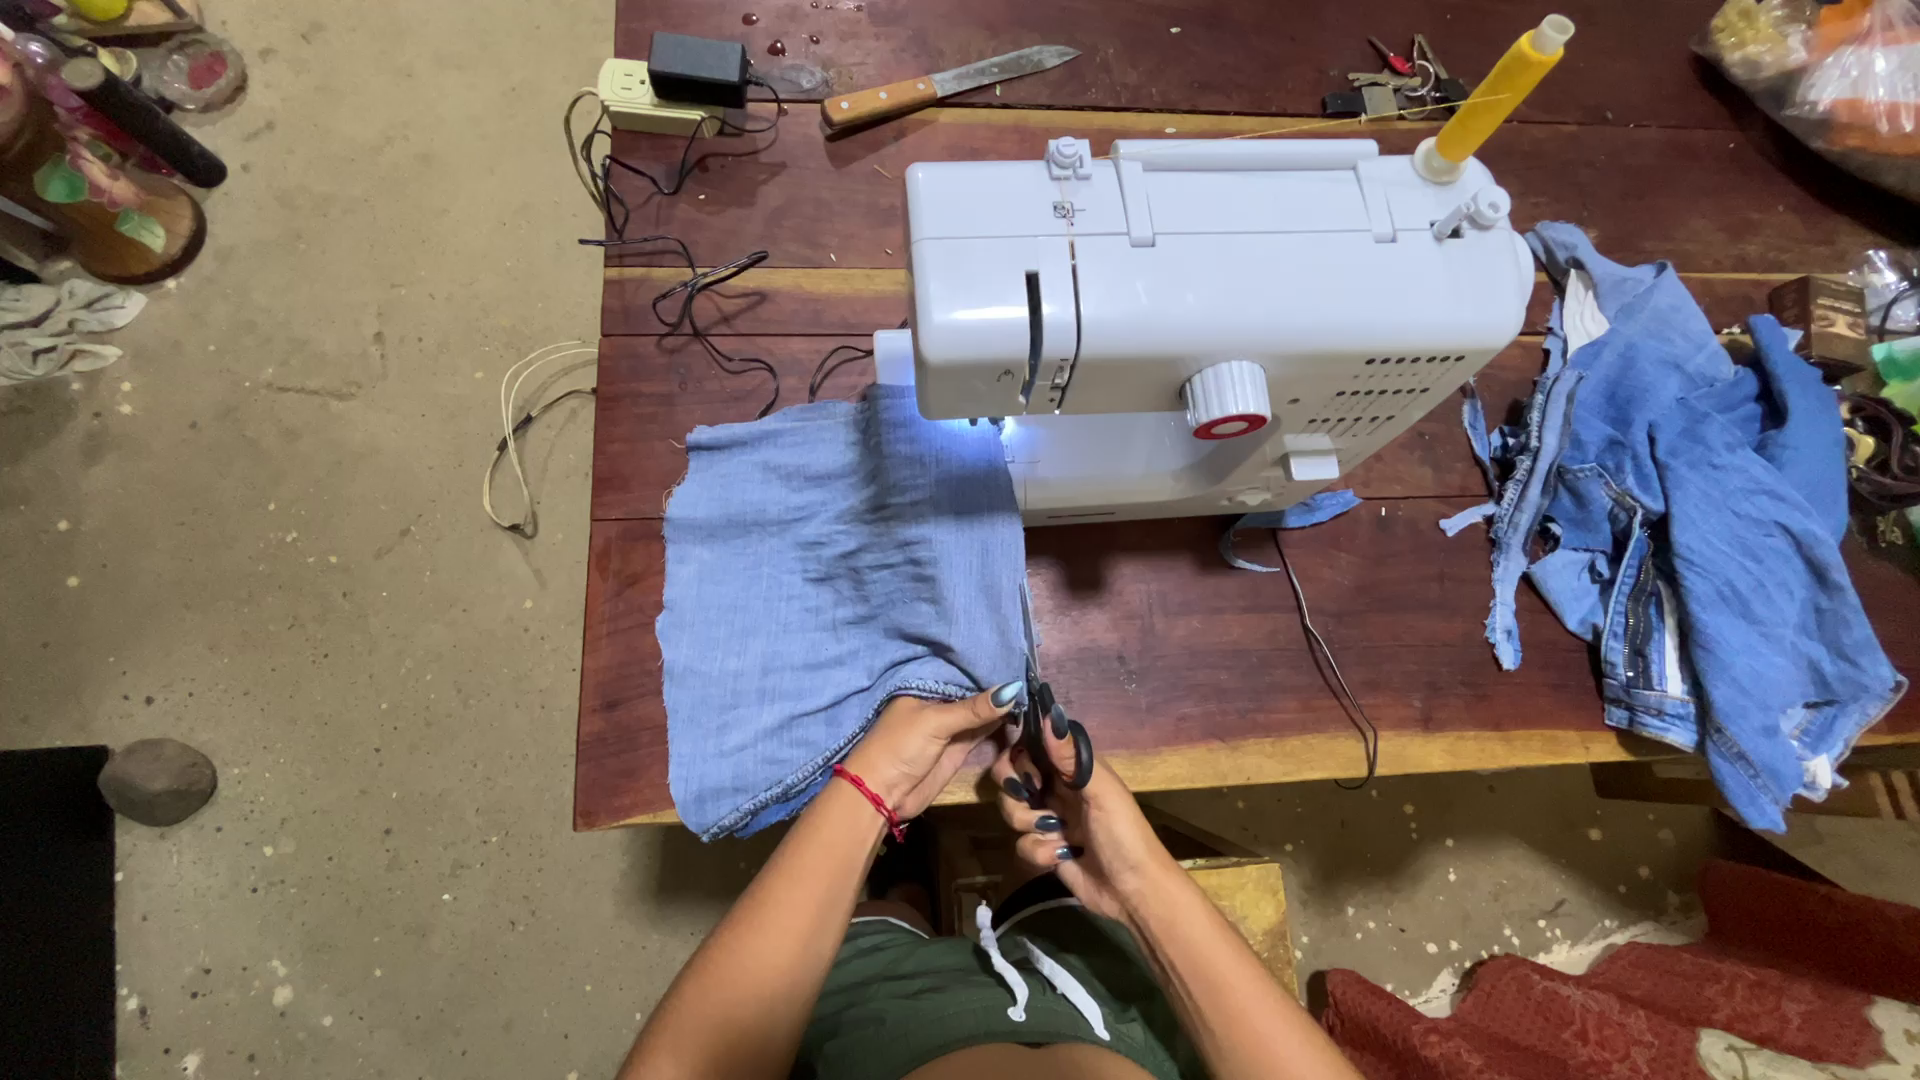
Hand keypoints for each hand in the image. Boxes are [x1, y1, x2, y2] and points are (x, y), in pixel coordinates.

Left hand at [842, 680, 1024, 819]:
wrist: (883, 793)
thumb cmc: (900, 746)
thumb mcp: (937, 721)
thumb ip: (975, 708)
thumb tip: (1013, 687)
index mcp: (925, 684)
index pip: (960, 669)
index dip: (985, 664)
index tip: (1016, 654)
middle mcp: (940, 701)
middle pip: (974, 690)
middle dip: (998, 684)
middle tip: (1032, 670)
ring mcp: (951, 725)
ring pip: (982, 711)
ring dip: (1003, 704)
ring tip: (1035, 689)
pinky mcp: (960, 747)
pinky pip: (984, 730)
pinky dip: (1001, 723)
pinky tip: (1023, 710)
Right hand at [991, 719, 1179, 925]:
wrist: (1134, 892)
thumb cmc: (1124, 834)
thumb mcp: (1102, 791)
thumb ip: (1072, 757)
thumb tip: (1050, 714)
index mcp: (1073, 771)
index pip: (1032, 749)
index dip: (1019, 756)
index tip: (1028, 770)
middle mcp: (1057, 791)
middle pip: (1013, 778)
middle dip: (1013, 790)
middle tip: (1030, 799)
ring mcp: (1049, 821)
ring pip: (1012, 811)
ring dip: (1028, 823)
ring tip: (1056, 834)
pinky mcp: (1044, 850)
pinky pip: (1021, 843)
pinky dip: (1038, 852)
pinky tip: (1061, 856)